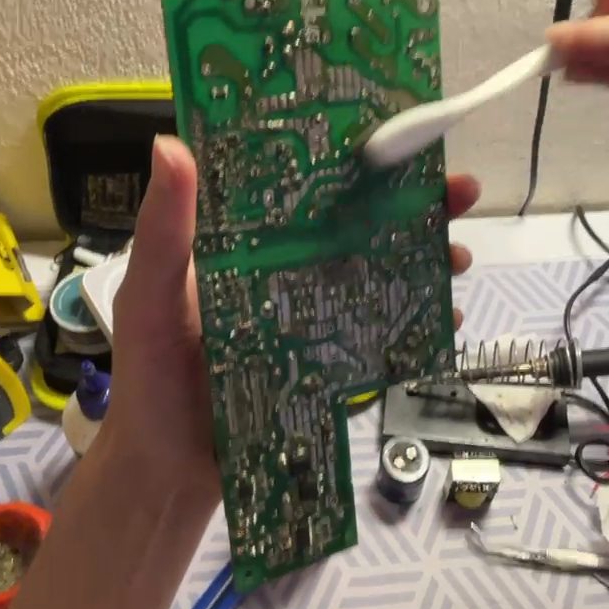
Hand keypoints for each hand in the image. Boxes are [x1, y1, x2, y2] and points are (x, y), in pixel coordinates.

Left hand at [102, 136, 478, 474]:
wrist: (168, 471)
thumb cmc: (151, 378)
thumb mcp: (150, 297)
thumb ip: (163, 231)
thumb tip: (172, 144)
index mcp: (243, 245)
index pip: (303, 186)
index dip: (351, 159)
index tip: (399, 137)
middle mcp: (282, 271)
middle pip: (354, 225)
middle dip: (410, 205)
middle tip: (459, 193)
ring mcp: (307, 316)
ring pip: (375, 274)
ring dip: (423, 259)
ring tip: (459, 257)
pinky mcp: (326, 361)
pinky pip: (378, 332)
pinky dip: (414, 321)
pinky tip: (446, 321)